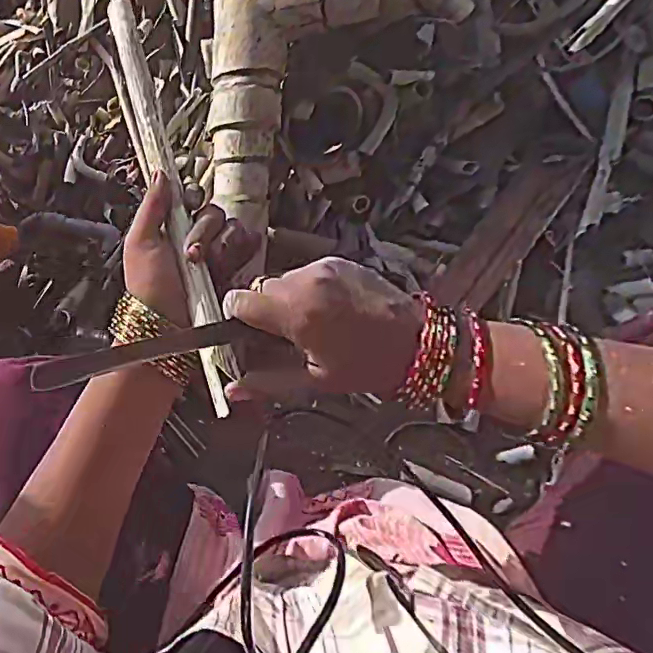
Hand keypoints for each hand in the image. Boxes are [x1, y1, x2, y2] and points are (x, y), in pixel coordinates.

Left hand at [123, 171, 258, 325]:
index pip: (192, 197)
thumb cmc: (148, 290)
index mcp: (173, 228)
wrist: (168, 327)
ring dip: (221, 246)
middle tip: (192, 254)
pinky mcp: (237, 271)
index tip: (188, 208)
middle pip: (215, 212)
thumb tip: (160, 173)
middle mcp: (197, 239)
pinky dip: (239, 256)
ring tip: (207, 267)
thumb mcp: (140, 244)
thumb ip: (151, 207)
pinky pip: (249, 248)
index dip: (193, 199)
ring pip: (234, 228)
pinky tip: (225, 271)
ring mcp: (218, 255)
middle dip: (204, 231)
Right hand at [221, 257, 422, 400]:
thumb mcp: (315, 381)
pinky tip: (327, 307)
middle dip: (265, 310)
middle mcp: (304, 283)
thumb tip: (231, 391)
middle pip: (258, 289)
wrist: (420, 340)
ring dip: (286, 298)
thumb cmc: (368, 365)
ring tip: (311, 320)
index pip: (238, 300)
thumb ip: (267, 383)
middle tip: (285, 333)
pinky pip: (304, 272)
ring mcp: (321, 268)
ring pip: (281, 279)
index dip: (236, 316)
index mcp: (296, 314)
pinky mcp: (336, 261)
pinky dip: (307, 288)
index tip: (246, 331)